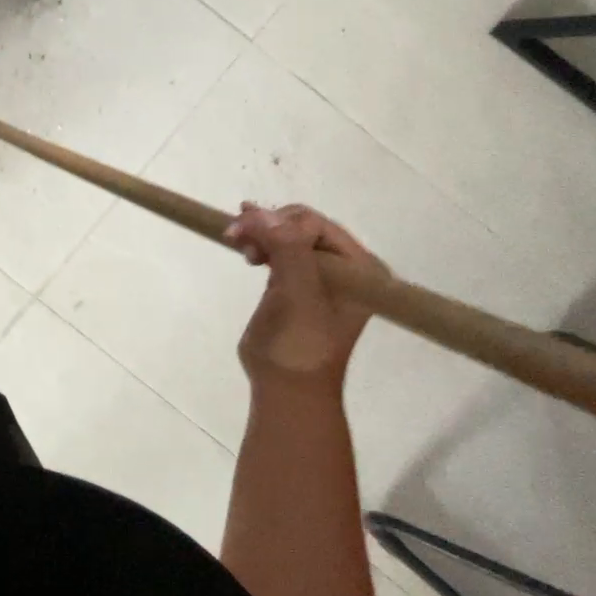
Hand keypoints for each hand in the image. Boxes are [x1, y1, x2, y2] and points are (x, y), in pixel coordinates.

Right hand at [224, 203, 385, 391]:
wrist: (287, 384)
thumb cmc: (300, 342)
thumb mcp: (297, 294)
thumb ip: (287, 250)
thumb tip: (260, 211)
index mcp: (360, 268)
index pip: (315, 224)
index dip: (276, 223)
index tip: (240, 236)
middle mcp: (347, 268)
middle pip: (302, 225)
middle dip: (266, 225)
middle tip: (235, 238)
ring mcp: (322, 276)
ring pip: (288, 235)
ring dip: (260, 233)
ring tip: (239, 247)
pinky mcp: (297, 285)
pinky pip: (281, 251)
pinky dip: (261, 245)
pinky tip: (247, 252)